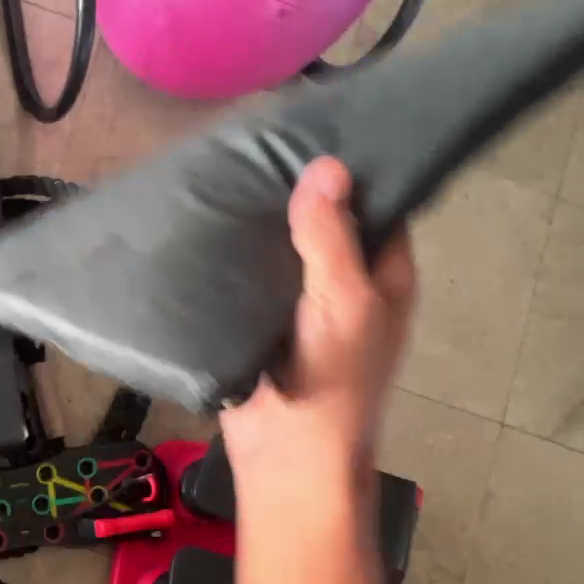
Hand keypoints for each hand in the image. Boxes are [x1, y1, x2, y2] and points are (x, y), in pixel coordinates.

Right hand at [221, 156, 416, 501]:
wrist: (284, 451)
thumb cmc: (334, 378)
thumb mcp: (344, 300)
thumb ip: (330, 239)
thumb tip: (324, 166)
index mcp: (382, 274)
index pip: (374, 205)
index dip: (350, 171)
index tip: (313, 131)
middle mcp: (342, 286)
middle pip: (320, 227)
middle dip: (292, 198)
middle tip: (252, 148)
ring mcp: (295, 309)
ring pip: (277, 257)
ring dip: (254, 233)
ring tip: (220, 181)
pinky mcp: (253, 328)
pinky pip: (243, 288)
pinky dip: (227, 267)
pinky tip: (201, 238)